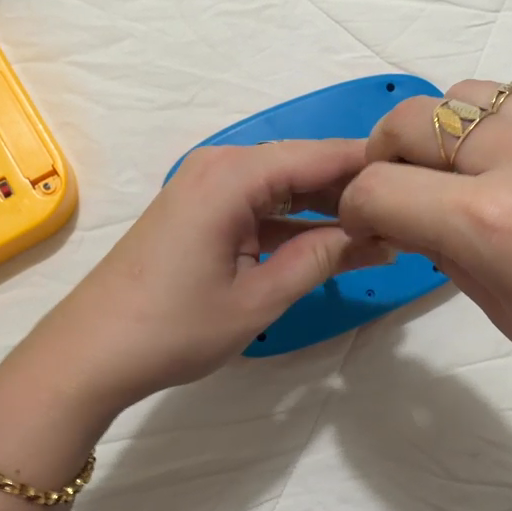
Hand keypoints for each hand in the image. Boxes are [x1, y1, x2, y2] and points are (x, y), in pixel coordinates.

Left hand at [8, 140, 386, 421]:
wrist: (88, 354)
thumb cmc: (173, 327)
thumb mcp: (258, 298)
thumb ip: (319, 259)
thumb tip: (375, 234)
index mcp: (233, 175)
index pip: (321, 155)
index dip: (373, 167)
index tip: (423, 182)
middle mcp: (220, 166)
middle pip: (304, 166)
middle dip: (354, 191)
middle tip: (410, 215)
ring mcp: (205, 187)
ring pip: (284, 187)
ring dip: (326, 210)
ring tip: (383, 235)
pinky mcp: (199, 211)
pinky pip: (259, 205)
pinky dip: (293, 224)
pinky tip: (330, 245)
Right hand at [336, 80, 511, 477]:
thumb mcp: (510, 316)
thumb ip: (450, 251)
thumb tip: (414, 220)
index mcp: (493, 220)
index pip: (378, 186)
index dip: (355, 210)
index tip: (363, 229)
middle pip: (411, 120)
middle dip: (384, 158)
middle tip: (397, 200)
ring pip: (465, 96)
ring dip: (439, 134)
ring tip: (455, 182)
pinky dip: (492, 132)